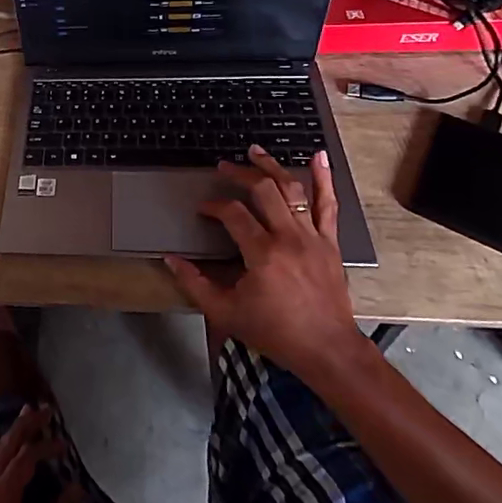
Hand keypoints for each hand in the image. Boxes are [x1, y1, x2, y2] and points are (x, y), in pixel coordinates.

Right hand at [164, 147, 368, 380]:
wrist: (328, 351)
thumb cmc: (276, 333)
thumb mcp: (225, 312)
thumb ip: (194, 283)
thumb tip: (171, 260)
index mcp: (263, 254)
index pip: (233, 214)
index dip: (214, 206)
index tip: (203, 210)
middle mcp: (289, 239)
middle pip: (264, 190)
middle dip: (240, 174)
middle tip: (224, 166)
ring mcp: (314, 238)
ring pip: (294, 190)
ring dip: (273, 167)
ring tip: (256, 152)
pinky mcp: (331, 243)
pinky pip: (328, 205)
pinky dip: (325, 179)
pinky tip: (319, 157)